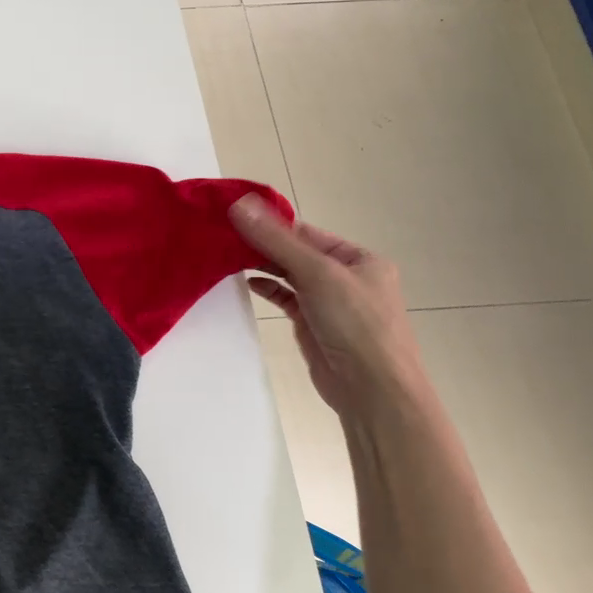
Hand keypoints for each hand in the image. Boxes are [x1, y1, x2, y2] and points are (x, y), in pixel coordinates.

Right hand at [230, 195, 427, 420]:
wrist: (373, 389)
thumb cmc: (356, 325)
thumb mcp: (317, 274)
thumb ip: (275, 239)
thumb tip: (238, 202)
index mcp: (359, 259)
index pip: (305, 232)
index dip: (270, 223)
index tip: (229, 215)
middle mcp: (346, 276)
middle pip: (294, 251)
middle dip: (260, 243)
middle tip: (219, 234)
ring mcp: (329, 300)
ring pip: (287, 273)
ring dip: (259, 264)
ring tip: (224, 255)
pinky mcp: (312, 321)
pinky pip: (284, 295)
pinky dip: (265, 287)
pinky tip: (245, 282)